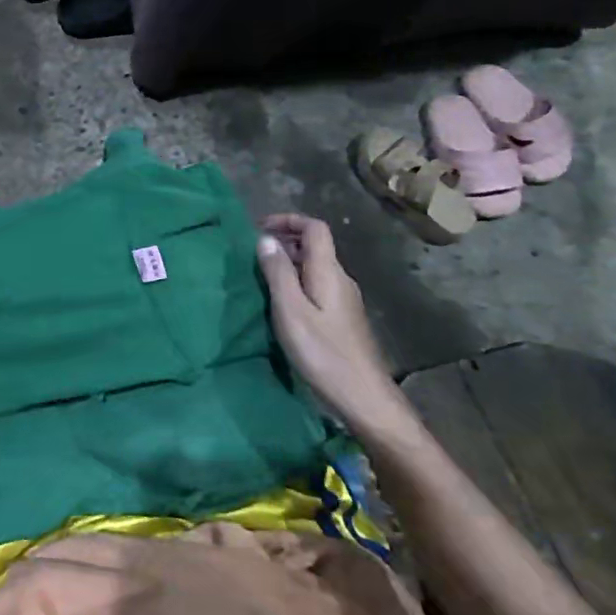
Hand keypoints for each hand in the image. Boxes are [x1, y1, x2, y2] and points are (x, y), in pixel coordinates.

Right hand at [256, 214, 415, 434]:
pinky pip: (317, 284)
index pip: (315, 228)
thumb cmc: (322, 352)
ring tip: (261, 274)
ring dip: (289, 261)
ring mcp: (344, 299)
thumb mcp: (290, 310)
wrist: (362, 394)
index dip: (288, 220)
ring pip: (315, 266)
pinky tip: (281, 300)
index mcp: (328, 271)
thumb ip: (278, 273)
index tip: (259, 227)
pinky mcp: (342, 317)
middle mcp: (340, 278)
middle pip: (315, 245)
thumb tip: (265, 239)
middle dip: (284, 239)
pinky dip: (296, 280)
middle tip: (253, 252)